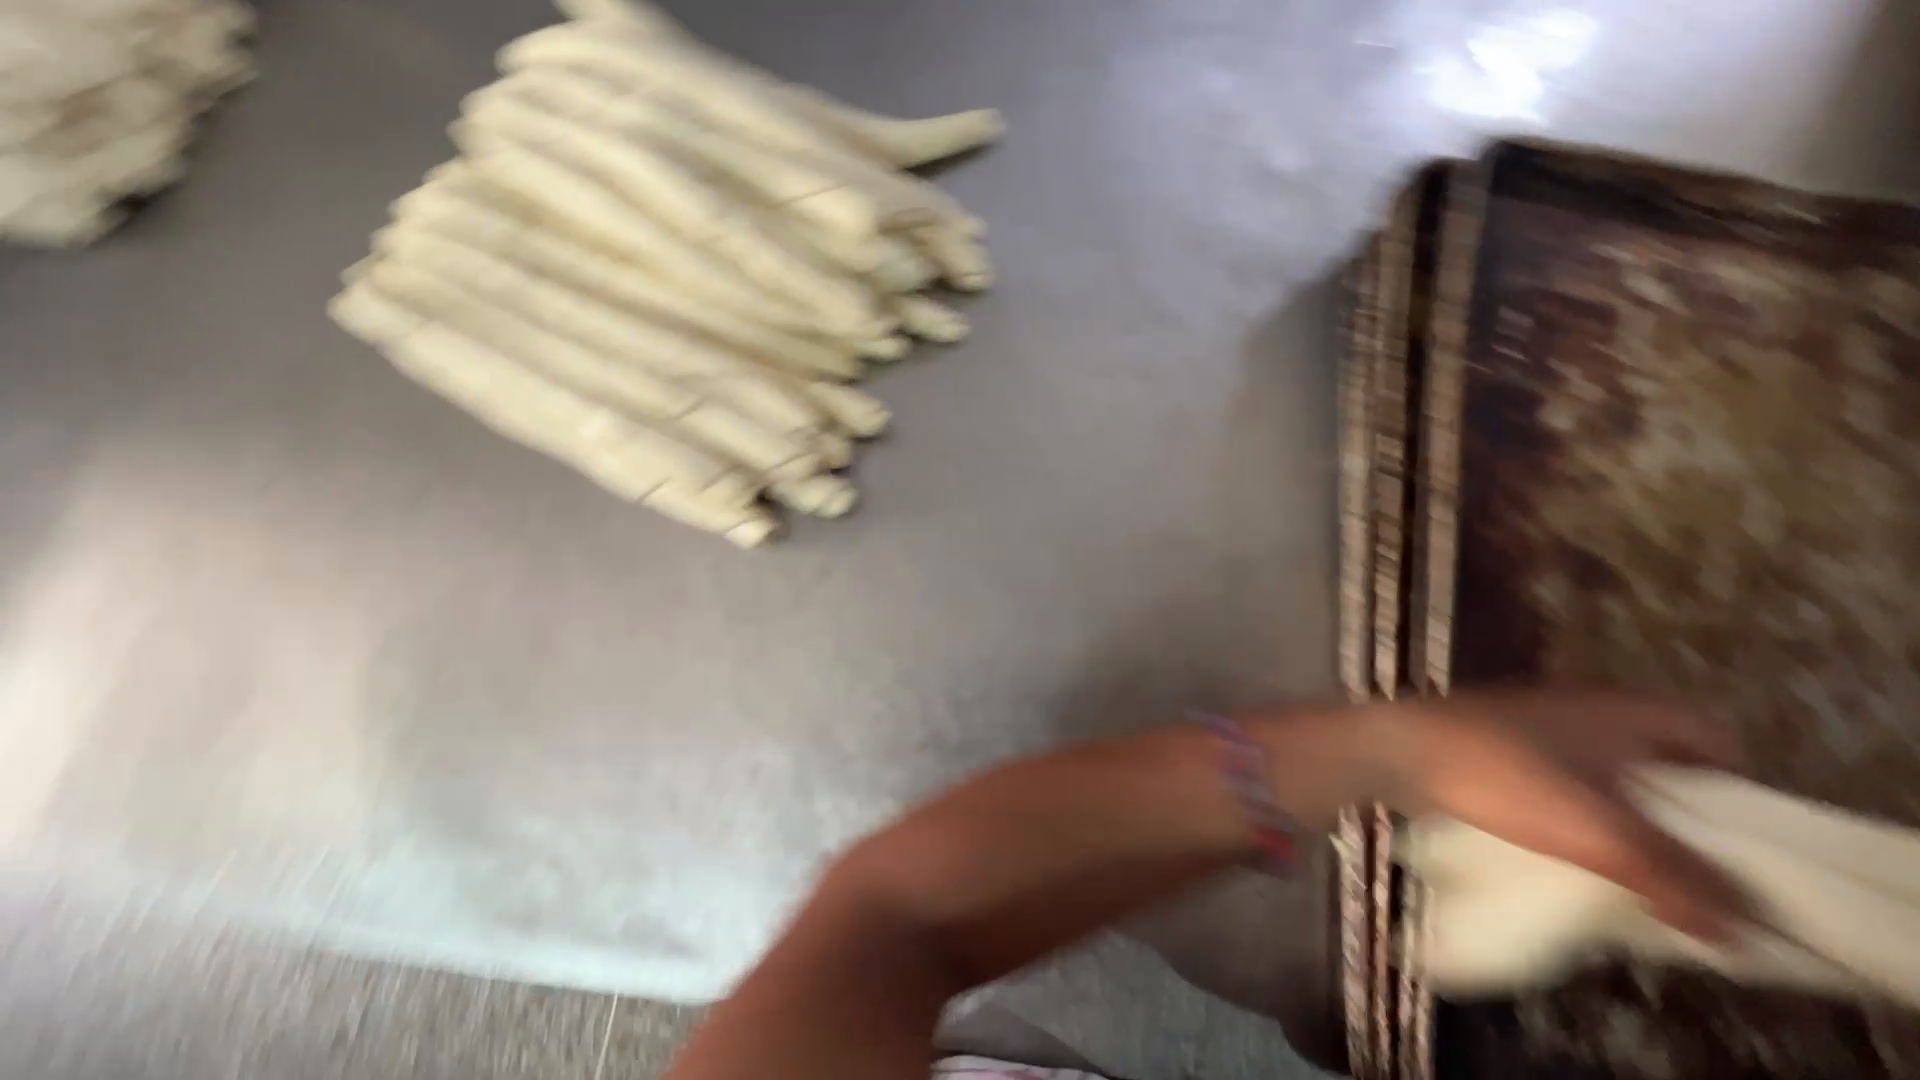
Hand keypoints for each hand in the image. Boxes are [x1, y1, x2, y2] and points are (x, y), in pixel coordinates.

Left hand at [1371, 690, 1752, 940]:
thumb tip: (1732, 926)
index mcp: (1622, 709)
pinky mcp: (1494, 739)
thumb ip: (1668, 876)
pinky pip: (1555, 774)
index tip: (1739, 838)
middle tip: (1686, 863)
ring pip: (1601, 766)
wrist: (1394, 747)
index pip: (1709, 733)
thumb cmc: (1501, 775)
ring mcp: (1532, 718)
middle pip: (1658, 755)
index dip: (1736, 784)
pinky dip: (1571, 806)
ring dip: (1619, 811)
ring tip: (1629, 864)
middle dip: (1677, 809)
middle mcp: (1583, 704)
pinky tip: (1563, 845)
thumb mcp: (1596, 832)